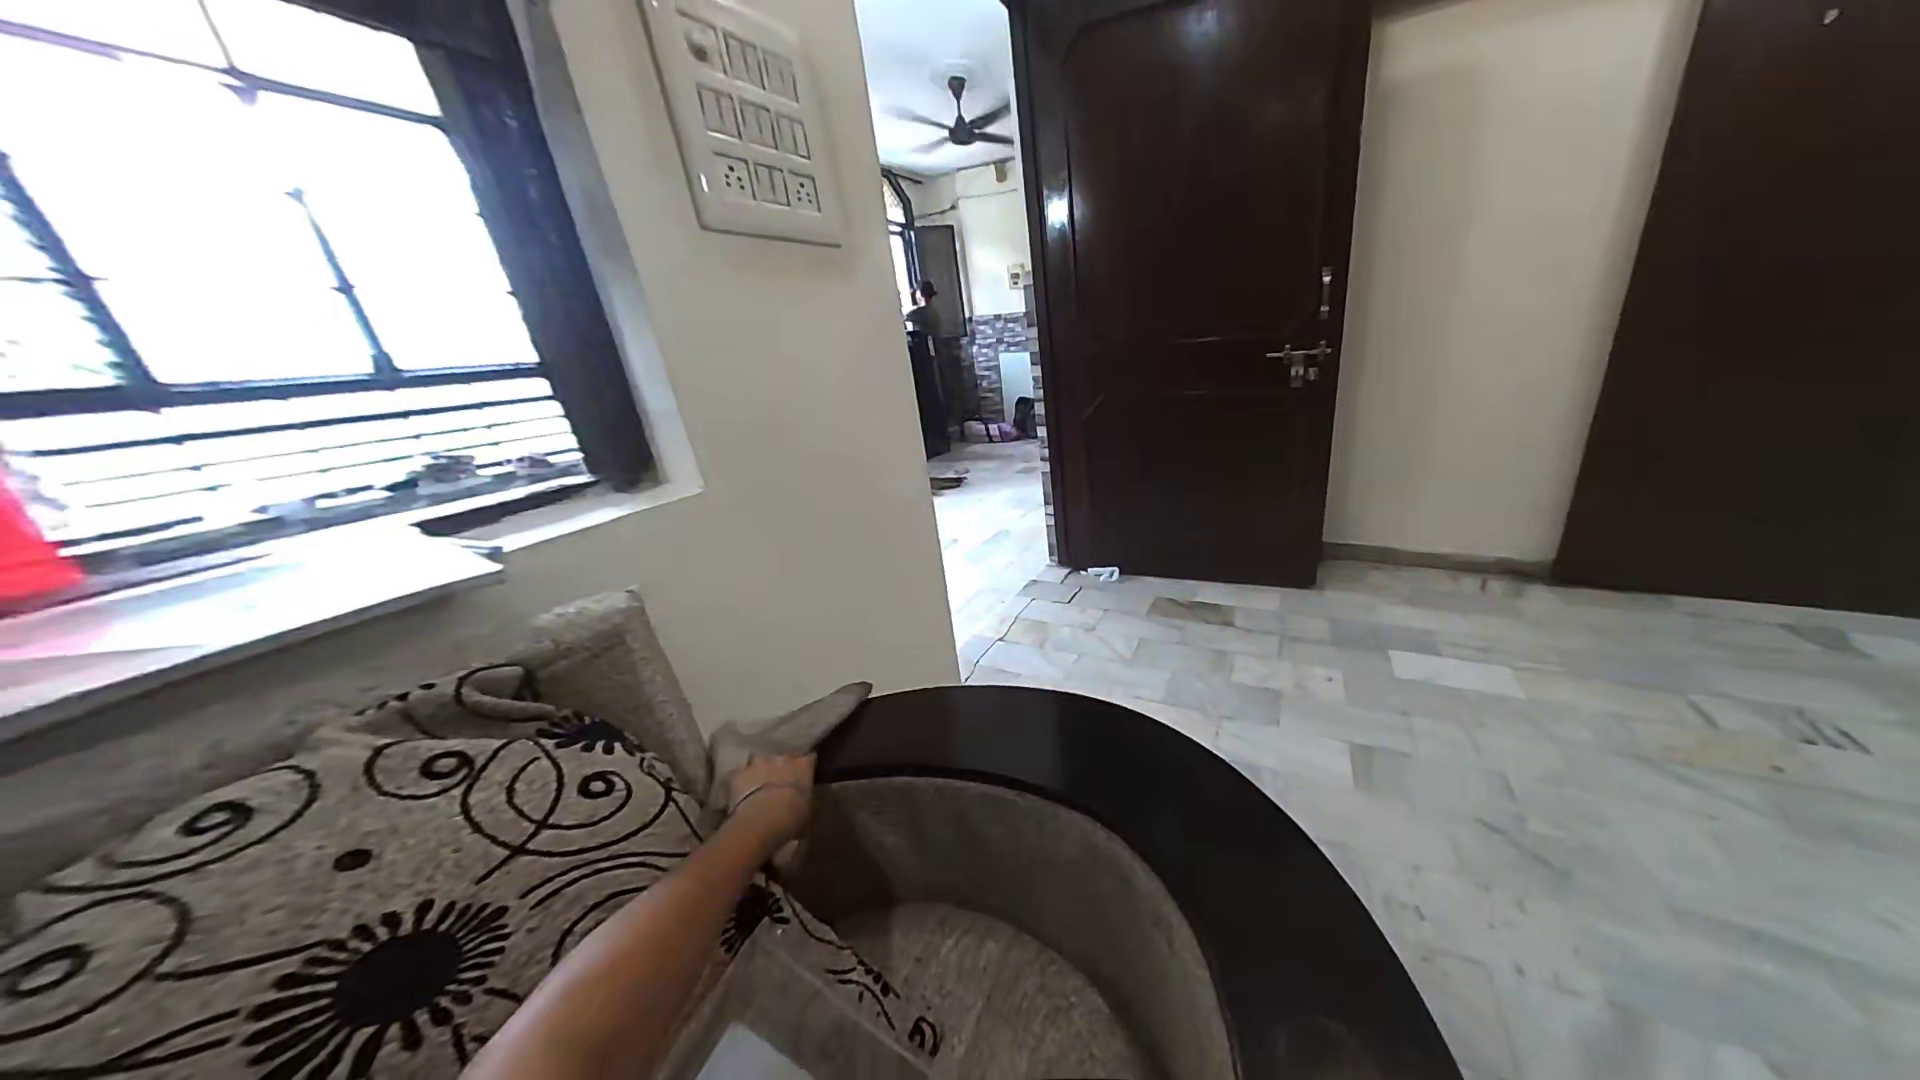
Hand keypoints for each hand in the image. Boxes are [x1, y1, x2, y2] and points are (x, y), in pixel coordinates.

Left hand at [724, 751, 814, 850]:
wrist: (762, 819)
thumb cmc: (793, 816)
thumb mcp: (808, 809)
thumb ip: (805, 797)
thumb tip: (802, 800)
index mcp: (804, 765)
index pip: (810, 759)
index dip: (806, 767)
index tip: (806, 775)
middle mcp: (782, 758)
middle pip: (785, 756)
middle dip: (783, 766)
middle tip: (782, 780)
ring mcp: (759, 763)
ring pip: (760, 759)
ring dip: (760, 768)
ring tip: (759, 782)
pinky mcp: (738, 774)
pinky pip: (739, 774)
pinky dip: (740, 781)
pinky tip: (739, 792)